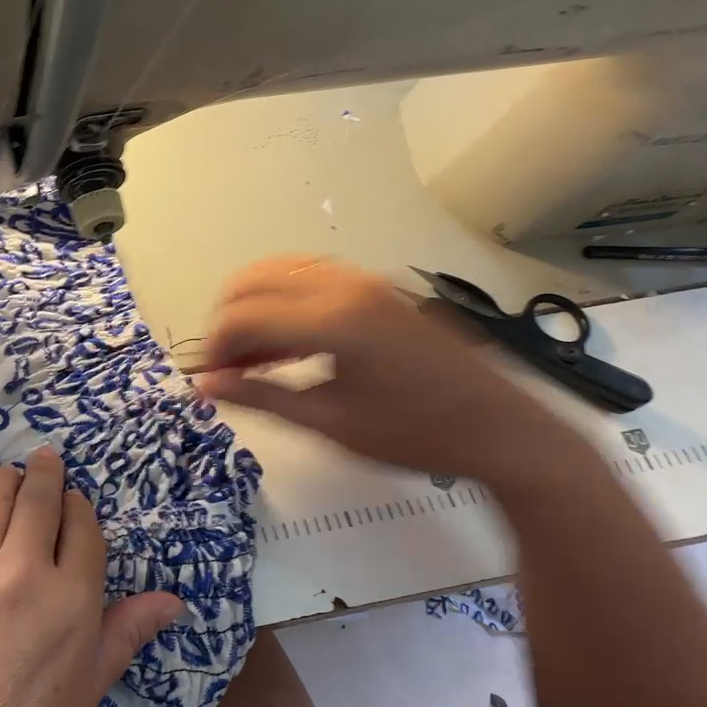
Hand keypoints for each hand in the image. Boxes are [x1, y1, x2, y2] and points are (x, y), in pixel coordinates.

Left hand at [0, 449, 182, 706]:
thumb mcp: (86, 690)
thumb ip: (125, 632)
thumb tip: (173, 600)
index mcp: (70, 604)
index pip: (81, 526)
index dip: (77, 507)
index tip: (71, 502)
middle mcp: (18, 574)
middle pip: (36, 497)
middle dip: (44, 474)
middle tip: (44, 462)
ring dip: (3, 482)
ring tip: (6, 483)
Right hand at [196, 256, 591, 488]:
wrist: (503, 431)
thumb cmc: (414, 434)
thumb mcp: (329, 422)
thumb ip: (260, 397)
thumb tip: (203, 385)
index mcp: (332, 319)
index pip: (243, 315)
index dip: (214, 346)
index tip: (209, 379)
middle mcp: (344, 286)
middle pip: (253, 280)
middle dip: (228, 320)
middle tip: (226, 365)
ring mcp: (364, 282)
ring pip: (280, 272)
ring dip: (255, 308)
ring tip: (254, 357)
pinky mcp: (378, 289)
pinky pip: (311, 278)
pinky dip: (284, 302)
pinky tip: (288, 344)